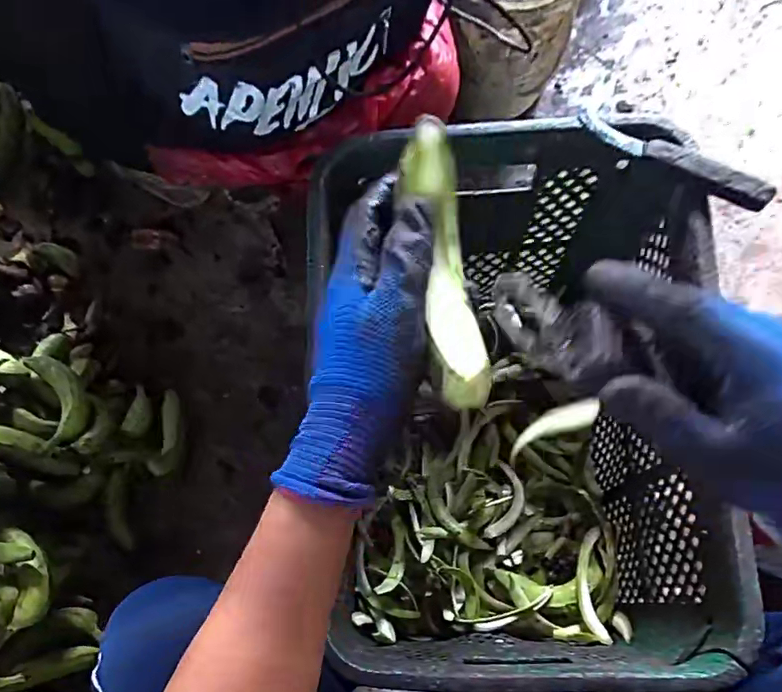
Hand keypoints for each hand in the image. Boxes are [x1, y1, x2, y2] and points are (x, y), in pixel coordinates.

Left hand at [271, 175, 430, 507]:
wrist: (351, 429)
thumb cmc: (375, 368)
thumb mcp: (396, 306)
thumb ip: (406, 255)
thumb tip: (416, 201)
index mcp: (349, 273)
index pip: (364, 214)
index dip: (389, 188)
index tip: (419, 172)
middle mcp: (344, 289)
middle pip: (370, 240)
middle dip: (399, 219)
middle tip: (436, 211)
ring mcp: (350, 316)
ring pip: (378, 270)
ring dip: (404, 254)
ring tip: (437, 248)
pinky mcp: (360, 341)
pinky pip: (383, 299)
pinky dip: (404, 287)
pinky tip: (425, 296)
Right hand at [580, 261, 781, 586]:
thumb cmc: (773, 476)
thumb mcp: (708, 454)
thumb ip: (661, 416)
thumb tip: (609, 388)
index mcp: (751, 352)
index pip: (684, 308)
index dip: (636, 290)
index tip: (594, 274)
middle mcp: (764, 333)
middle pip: (692, 307)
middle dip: (641, 301)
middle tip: (594, 298)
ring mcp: (772, 340)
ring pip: (703, 320)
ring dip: (659, 322)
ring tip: (615, 326)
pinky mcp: (771, 355)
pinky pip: (715, 335)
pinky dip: (679, 339)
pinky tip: (657, 354)